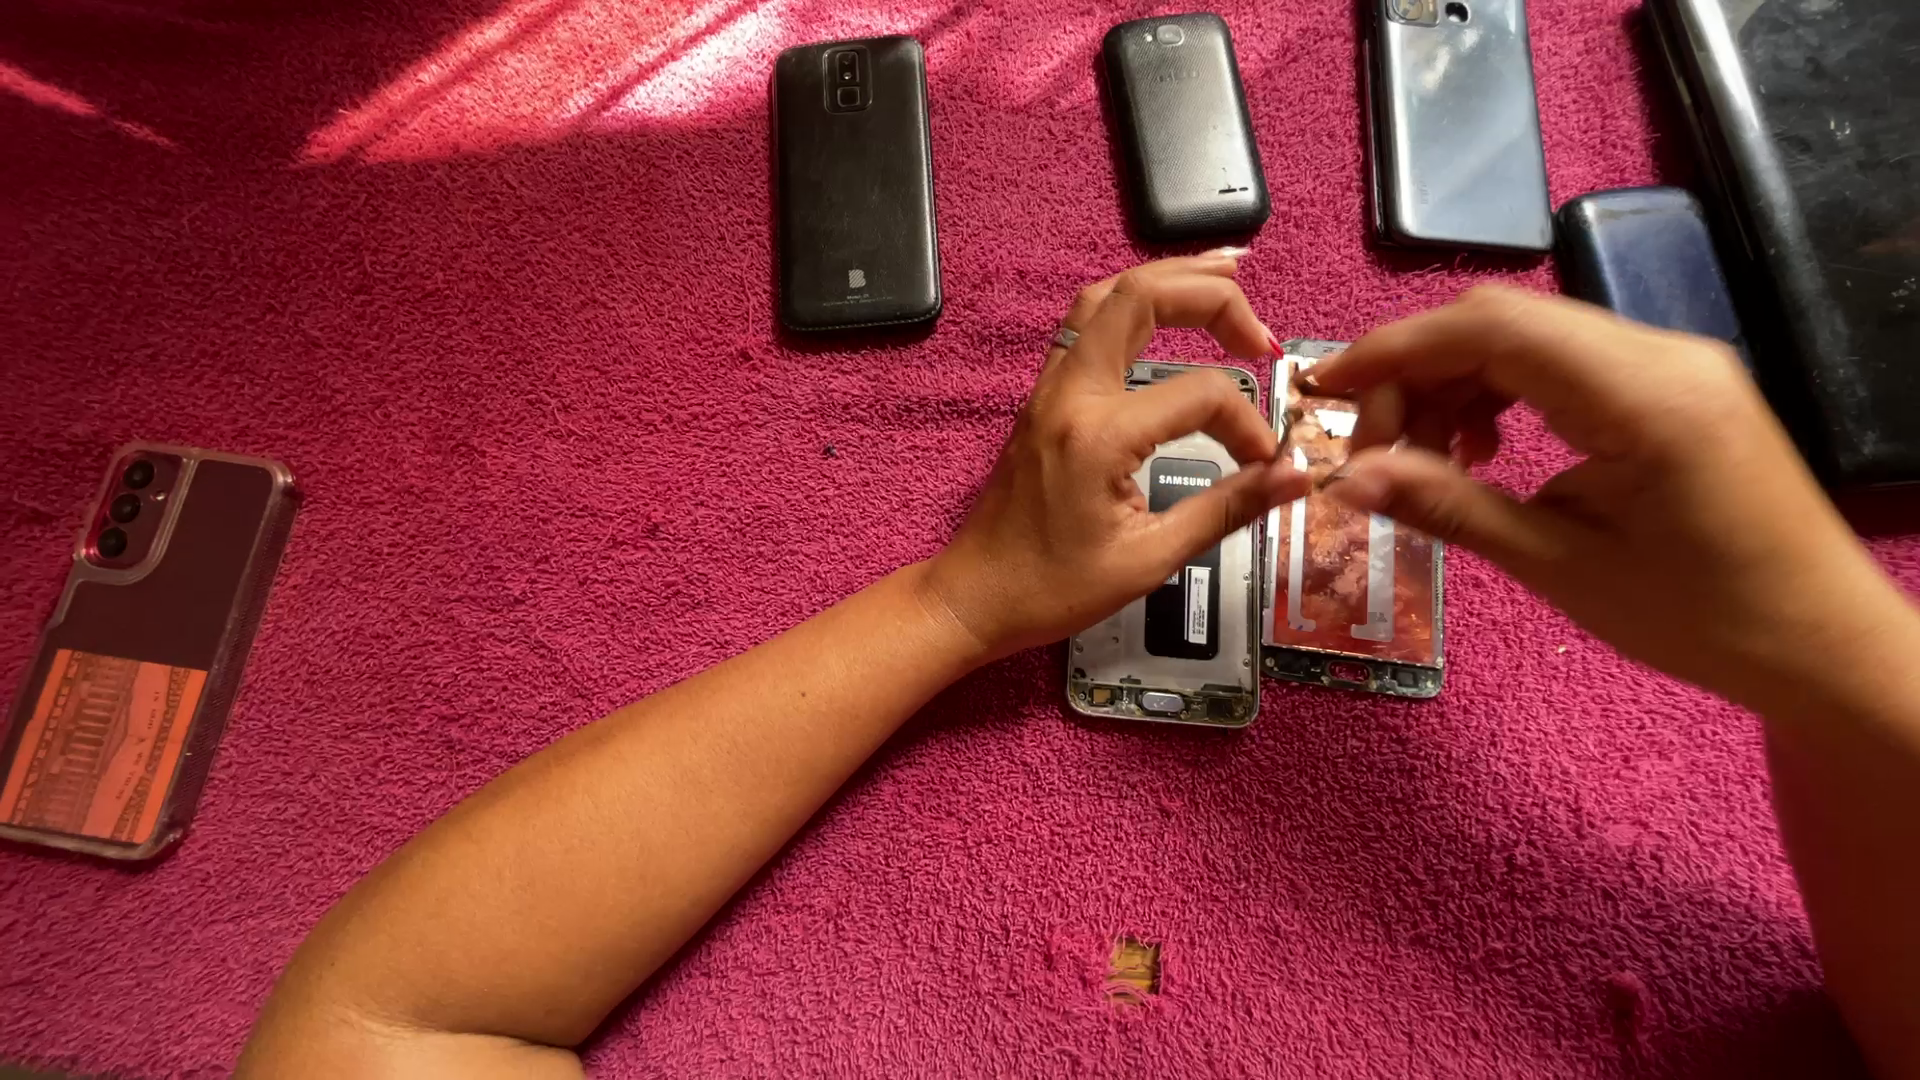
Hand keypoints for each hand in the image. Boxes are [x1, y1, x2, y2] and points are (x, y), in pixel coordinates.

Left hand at [922, 255, 1308, 659]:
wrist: (975, 595)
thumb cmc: (1053, 589)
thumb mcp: (1148, 559)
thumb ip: (1226, 509)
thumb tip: (1295, 477)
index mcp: (1098, 435)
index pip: (1200, 393)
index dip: (1247, 424)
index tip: (1264, 464)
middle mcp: (1069, 394)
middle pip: (1140, 296)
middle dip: (1211, 295)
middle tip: (1259, 333)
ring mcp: (1047, 391)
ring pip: (1103, 298)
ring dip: (1165, 284)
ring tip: (1223, 283)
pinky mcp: (1041, 400)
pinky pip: (1083, 328)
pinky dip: (1128, 308)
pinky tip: (1162, 320)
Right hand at [1308, 286, 1909, 707]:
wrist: (1817, 641)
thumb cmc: (1694, 615)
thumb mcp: (1553, 564)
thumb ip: (1446, 507)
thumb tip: (1346, 480)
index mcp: (1643, 397)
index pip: (1491, 330)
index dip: (1393, 350)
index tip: (1324, 390)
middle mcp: (1658, 355)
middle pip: (1496, 323)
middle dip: (1410, 374)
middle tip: (1369, 448)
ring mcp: (1662, 364)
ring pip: (1514, 339)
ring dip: (1443, 387)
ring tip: (1417, 459)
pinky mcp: (1655, 385)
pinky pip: (1545, 363)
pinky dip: (1484, 396)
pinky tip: (1472, 450)